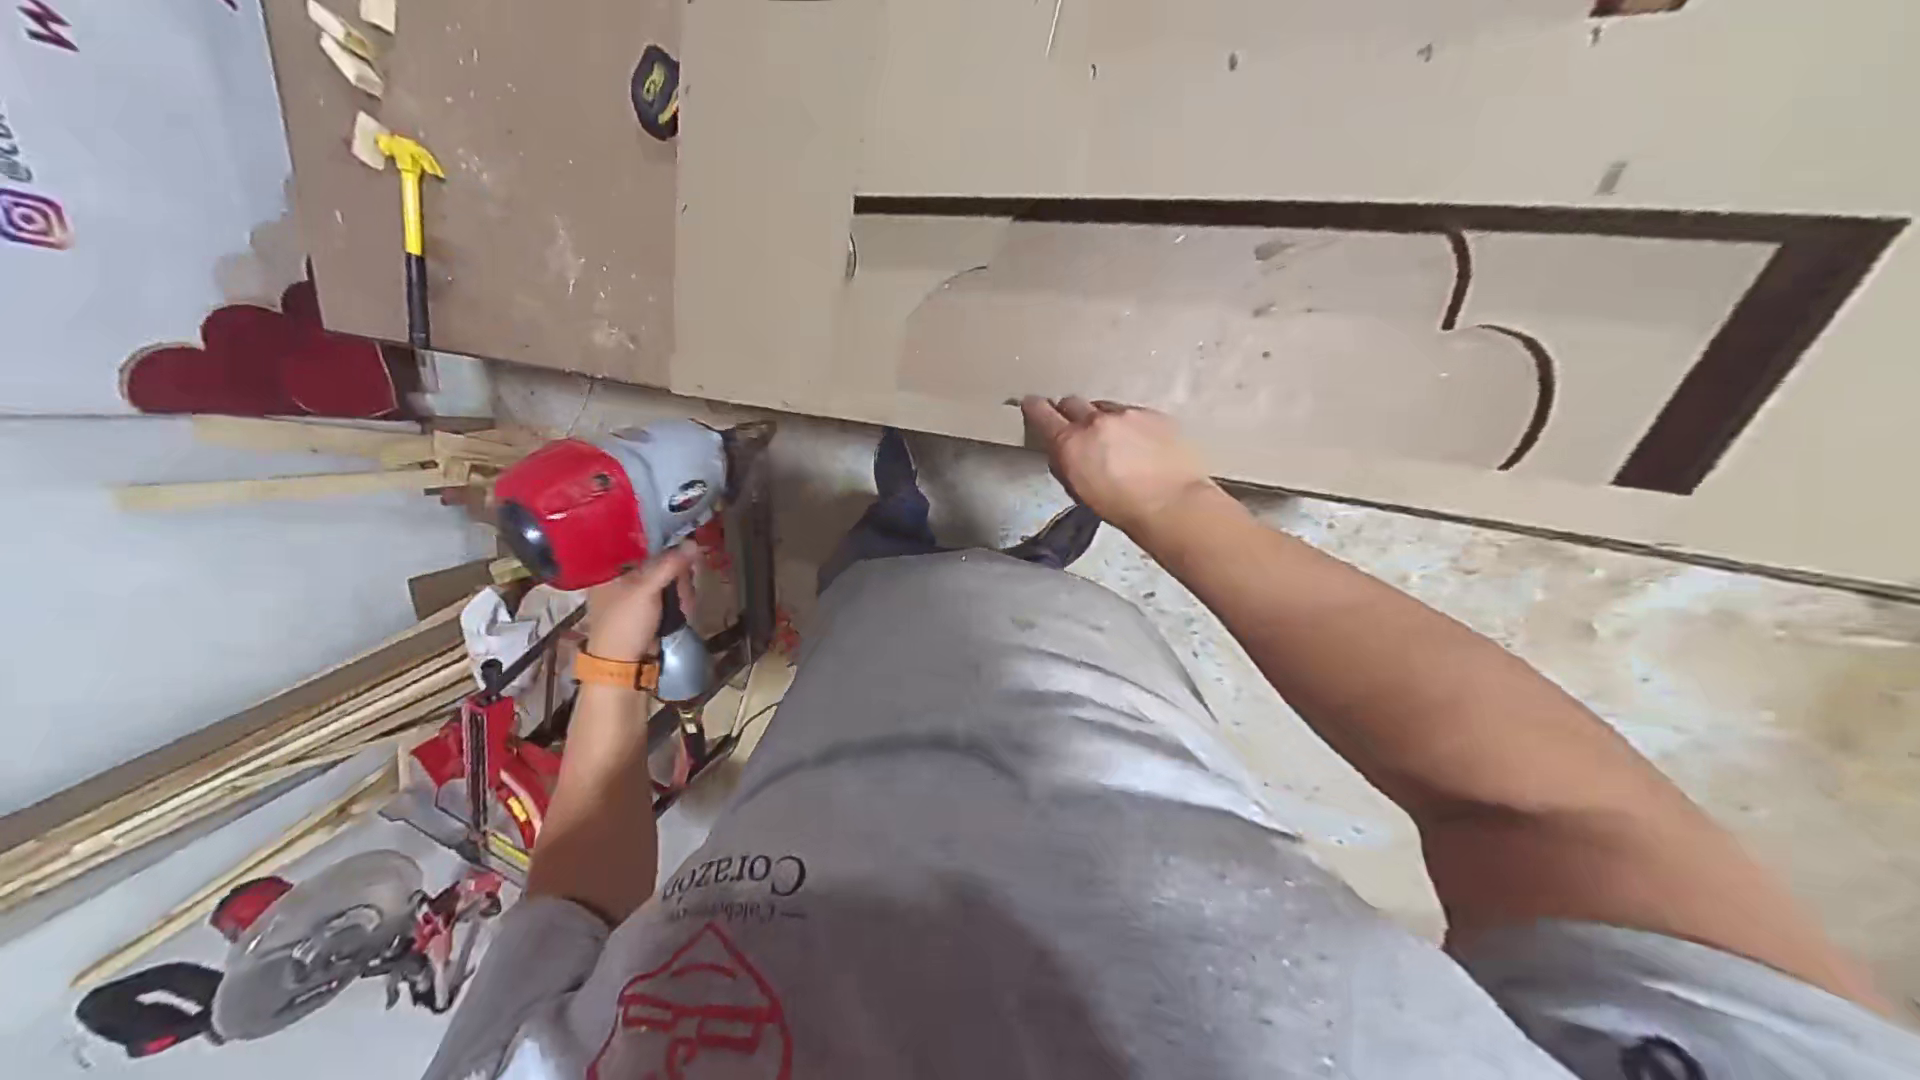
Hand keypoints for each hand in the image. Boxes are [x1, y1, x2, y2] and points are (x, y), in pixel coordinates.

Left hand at [583, 544, 698, 662]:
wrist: (623, 666)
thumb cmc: (625, 624)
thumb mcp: (646, 590)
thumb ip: (670, 565)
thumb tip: (693, 543)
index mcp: (612, 568)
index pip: (642, 544)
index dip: (666, 545)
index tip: (684, 551)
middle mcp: (624, 577)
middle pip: (662, 562)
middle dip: (678, 576)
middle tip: (681, 588)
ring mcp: (639, 594)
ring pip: (670, 579)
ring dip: (681, 591)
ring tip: (682, 605)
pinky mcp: (651, 608)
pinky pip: (671, 595)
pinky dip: (680, 601)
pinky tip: (683, 609)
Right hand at [1020, 396, 1218, 535]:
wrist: (1171, 503)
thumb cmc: (1125, 507)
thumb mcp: (1078, 491)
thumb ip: (1065, 463)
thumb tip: (1062, 451)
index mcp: (1070, 442)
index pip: (1042, 413)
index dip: (1034, 408)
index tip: (1032, 405)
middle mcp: (1096, 421)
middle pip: (1073, 402)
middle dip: (1070, 413)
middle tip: (1076, 429)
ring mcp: (1127, 414)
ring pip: (1105, 408)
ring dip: (1104, 420)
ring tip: (1116, 444)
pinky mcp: (1154, 414)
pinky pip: (1134, 414)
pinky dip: (1132, 426)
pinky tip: (1140, 446)